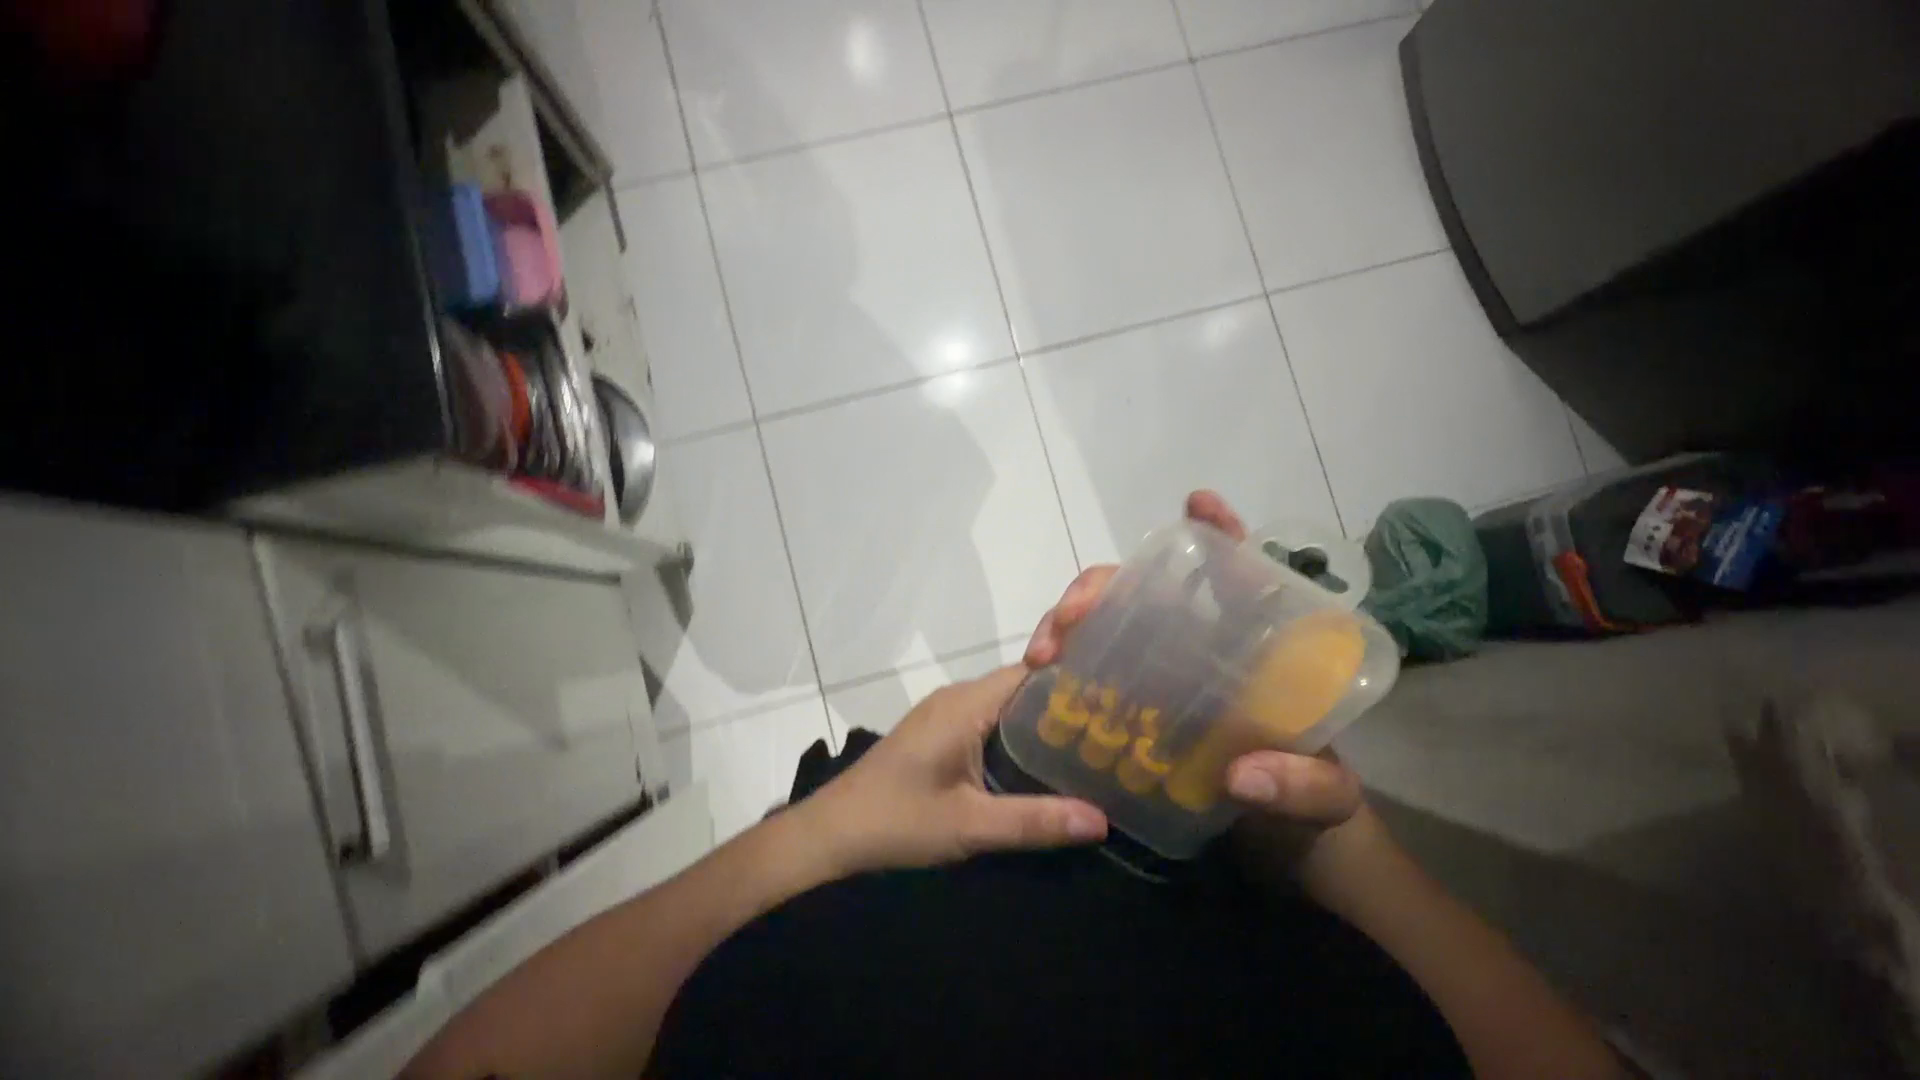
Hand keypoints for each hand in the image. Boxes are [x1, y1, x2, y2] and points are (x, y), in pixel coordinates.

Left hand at [800, 666, 1108, 874]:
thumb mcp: (969, 826)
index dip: (1074, 682)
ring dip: (1042, 726)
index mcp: (965, 704)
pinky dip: (1018, 739)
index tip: (1117, 701)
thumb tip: (1103, 820)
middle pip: (1022, 689)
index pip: (1032, 673)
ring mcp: (944, 716)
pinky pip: (988, 724)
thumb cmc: (896, 822)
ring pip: (1005, 708)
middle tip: (1116, 732)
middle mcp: (956, 699)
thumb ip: (1035, 821)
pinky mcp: (937, 736)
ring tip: (1093, 748)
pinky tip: (1044, 767)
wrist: (830, 835)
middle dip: (1066, 708)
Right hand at [1022, 489, 1364, 871]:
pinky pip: (1091, 671)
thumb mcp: (1326, 799)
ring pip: (1107, 624)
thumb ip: (1301, 786)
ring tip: (1043, 652)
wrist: (1287, 854)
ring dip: (1069, 620)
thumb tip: (1243, 776)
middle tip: (1071, 616)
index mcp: (1258, 653)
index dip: (1219, 534)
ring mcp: (1162, 679)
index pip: (1238, 577)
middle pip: (1147, 593)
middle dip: (1103, 586)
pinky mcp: (1132, 710)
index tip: (1197, 504)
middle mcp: (1202, 652)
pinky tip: (1042, 676)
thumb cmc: (1316, 812)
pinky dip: (1064, 662)